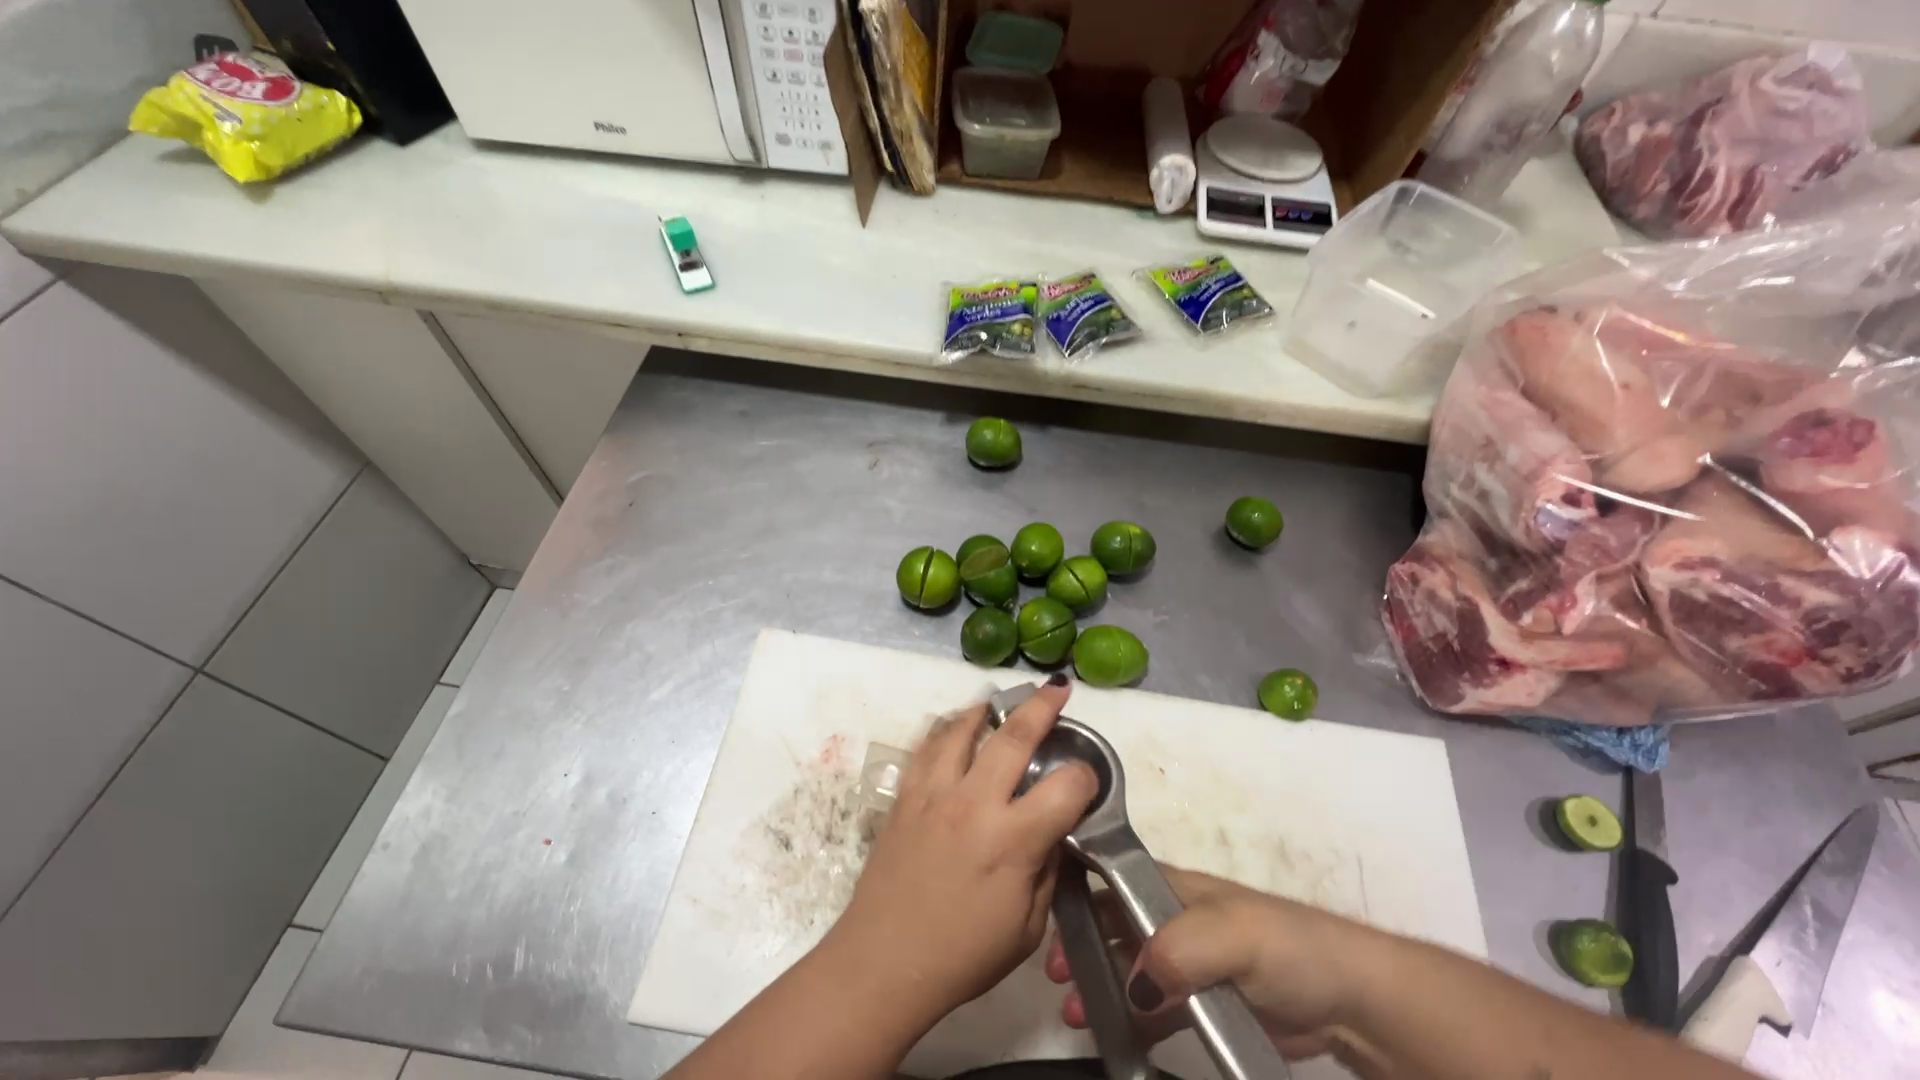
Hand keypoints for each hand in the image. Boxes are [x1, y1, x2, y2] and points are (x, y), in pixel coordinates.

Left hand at [823, 676, 1098, 1032]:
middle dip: (1042, 706)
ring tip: (1000, 699)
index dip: (1086, 779)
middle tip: (1057, 689)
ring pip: (962, 730)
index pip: (1066, 786)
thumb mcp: (1027, 929)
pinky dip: (944, 730)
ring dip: (986, 708)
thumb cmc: (963, 956)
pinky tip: (954, 728)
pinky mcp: (904, 798)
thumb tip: (1053, 834)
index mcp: (1013, 840)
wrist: (884, 963)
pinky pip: (926, 748)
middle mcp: (974, 804)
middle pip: (1014, 736)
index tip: (1087, 782)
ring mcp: (933, 795)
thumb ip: (1045, 872)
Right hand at [1045, 867, 1400, 1076]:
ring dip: (1097, 986)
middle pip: (1112, 926)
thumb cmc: (1286, 948)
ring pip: (1128, 970)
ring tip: (1070, 1010)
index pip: (1113, 880)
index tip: (1047, 919)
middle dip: (1080, 945)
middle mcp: (1174, 920)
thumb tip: (1134, 985)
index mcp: (1175, 890)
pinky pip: (1153, 1009)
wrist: (1348, 1001)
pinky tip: (1107, 1033)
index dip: (1079, 895)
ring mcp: (1188, 964)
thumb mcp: (1230, 934)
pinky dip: (1128, 1018)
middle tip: (1053, 975)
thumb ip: (1178, 950)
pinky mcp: (1202, 1004)